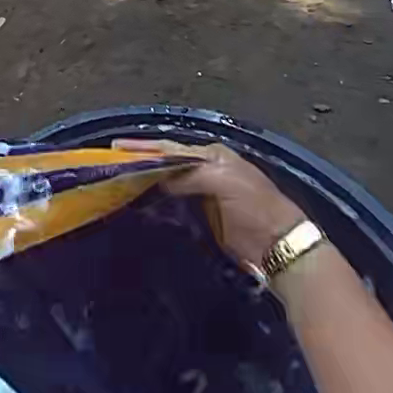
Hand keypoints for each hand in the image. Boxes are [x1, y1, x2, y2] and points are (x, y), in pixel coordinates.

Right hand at [115, 138, 306, 269]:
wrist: (279, 246)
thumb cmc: (254, 207)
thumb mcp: (222, 183)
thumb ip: (189, 175)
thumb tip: (157, 176)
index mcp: (212, 155)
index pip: (170, 147)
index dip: (144, 146)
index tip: (117, 147)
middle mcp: (205, 168)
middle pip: (166, 160)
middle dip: (141, 158)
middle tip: (112, 159)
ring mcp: (204, 192)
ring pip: (168, 179)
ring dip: (146, 177)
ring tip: (118, 178)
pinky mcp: (203, 215)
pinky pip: (173, 201)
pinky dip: (156, 198)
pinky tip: (140, 201)